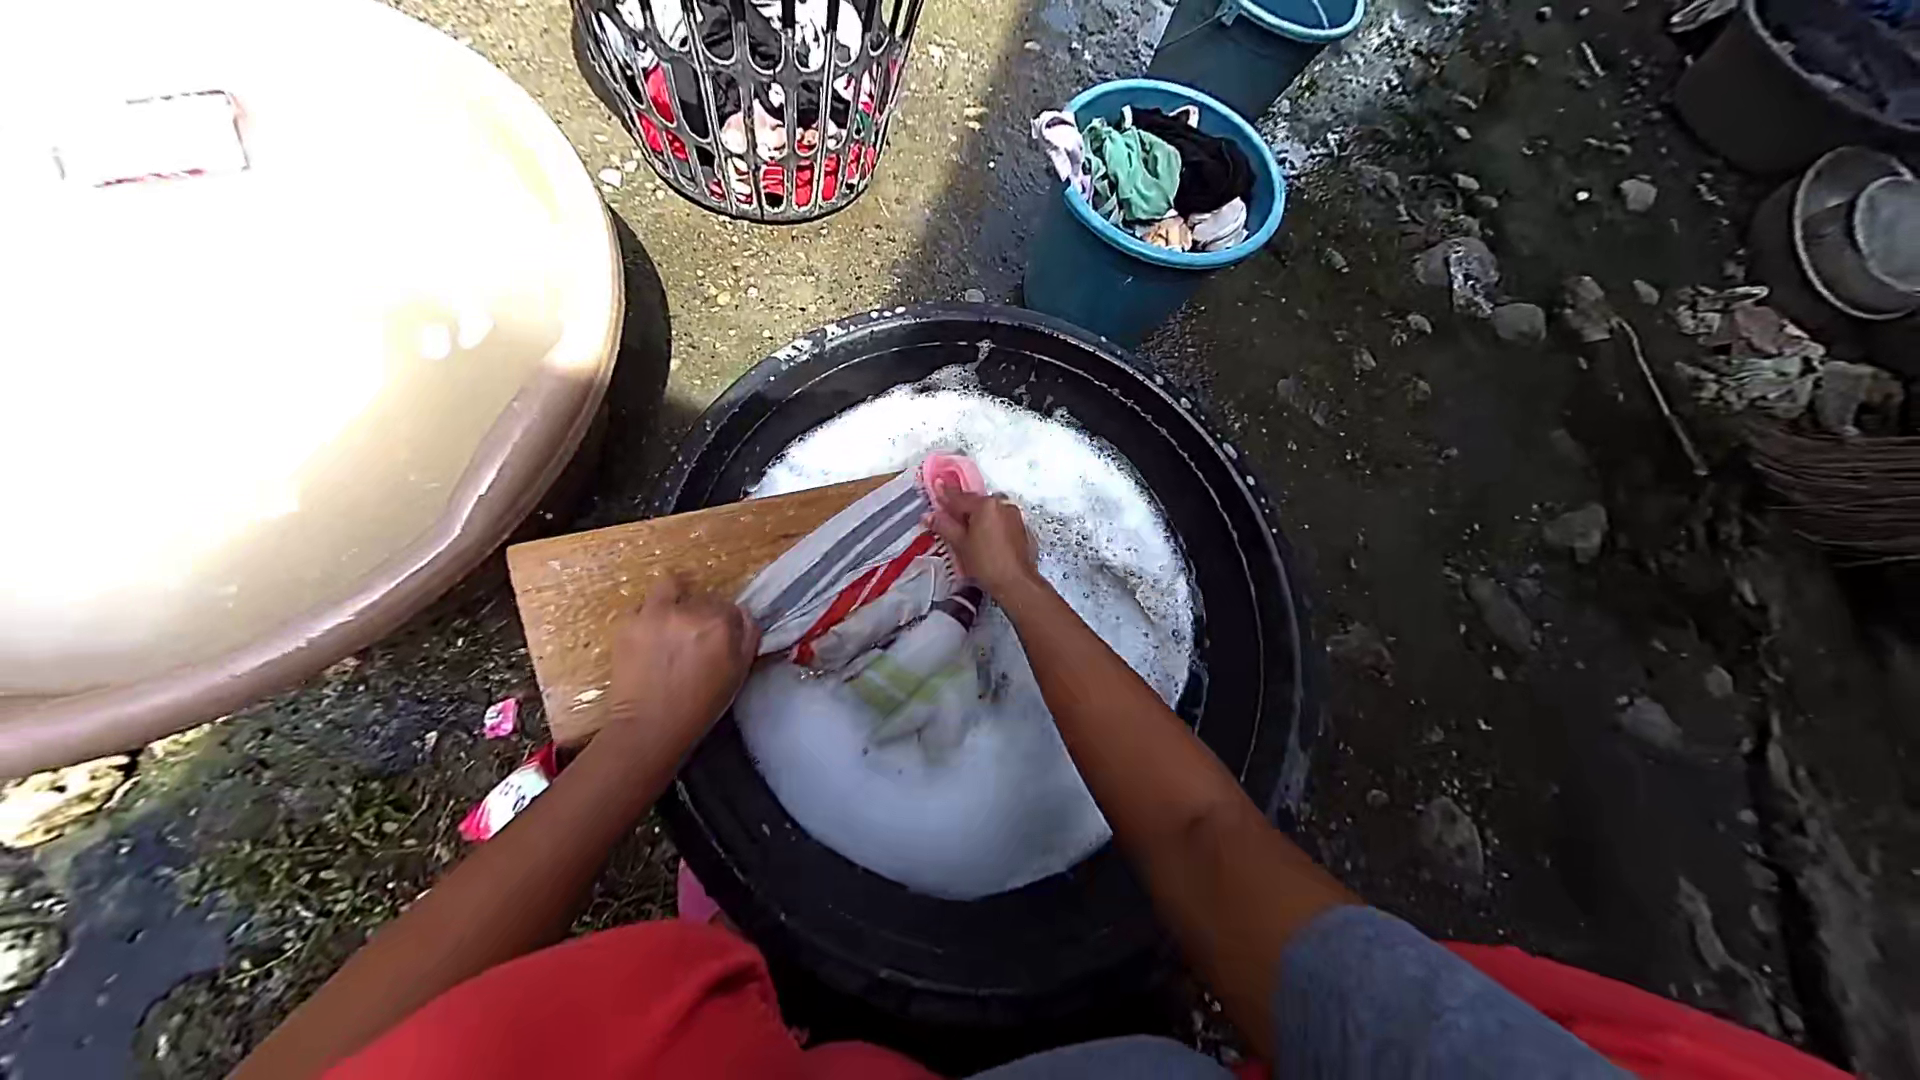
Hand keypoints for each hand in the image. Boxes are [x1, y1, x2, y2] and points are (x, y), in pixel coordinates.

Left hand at [604, 578, 760, 738]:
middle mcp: (690, 611)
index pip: (731, 607)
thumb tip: (744, 616)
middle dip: (701, 613)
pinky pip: (642, 607)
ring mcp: (656, 614)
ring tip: (669, 623)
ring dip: (674, 599)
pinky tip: (648, 636)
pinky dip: (647, 617)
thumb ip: (748, 637)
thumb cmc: (700, 705)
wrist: (649, 727)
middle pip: (703, 597)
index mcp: (722, 623)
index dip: (726, 624)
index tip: (718, 640)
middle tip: (693, 639)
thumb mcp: (739, 673)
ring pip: (670, 586)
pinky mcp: (628, 622)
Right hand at [926, 485, 1041, 597]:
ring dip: (976, 516)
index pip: (959, 498)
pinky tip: (981, 536)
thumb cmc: (986, 563)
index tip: (935, 487)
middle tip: (946, 514)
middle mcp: (1002, 505)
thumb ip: (944, 526)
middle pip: (975, 503)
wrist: (1016, 582)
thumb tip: (929, 516)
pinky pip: (999, 519)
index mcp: (985, 505)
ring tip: (964, 529)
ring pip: (988, 511)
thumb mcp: (960, 543)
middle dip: (961, 508)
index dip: (944, 495)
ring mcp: (1013, 515)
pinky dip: (989, 524)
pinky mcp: (1020, 527)